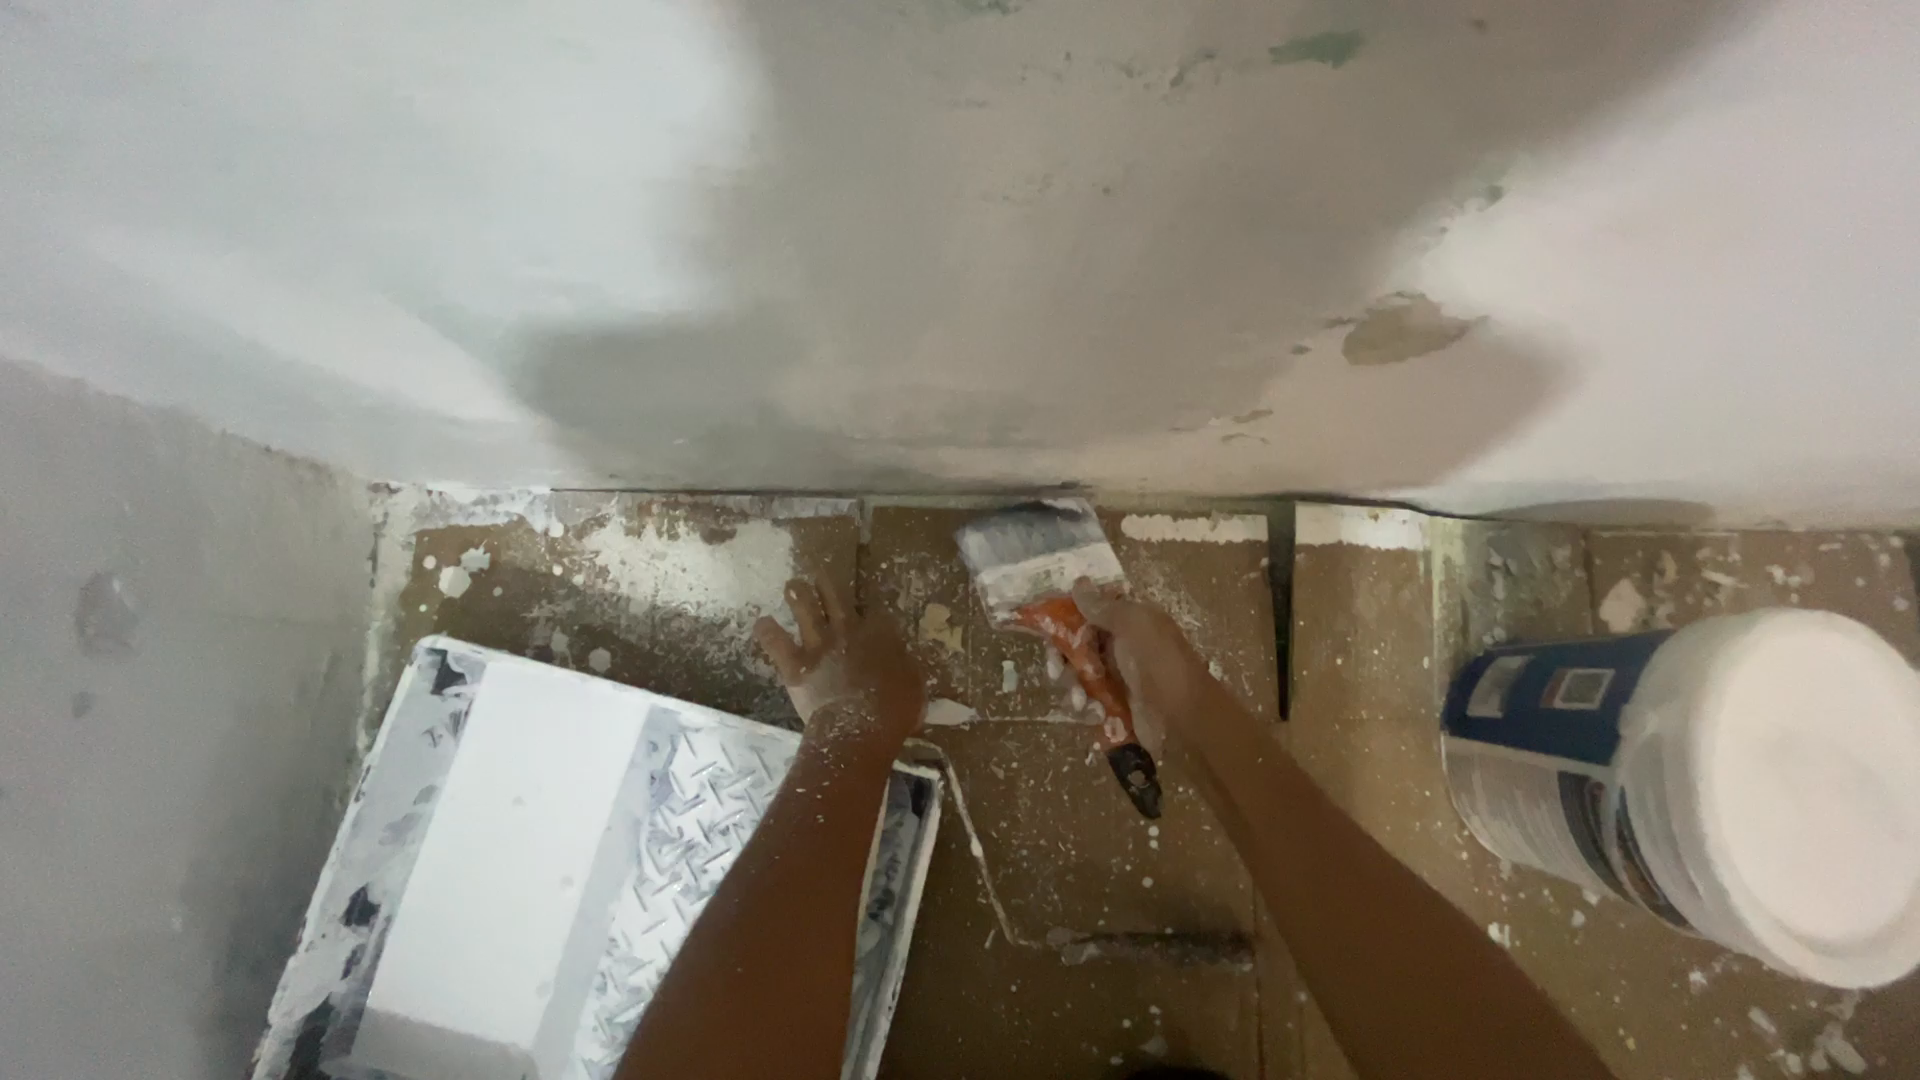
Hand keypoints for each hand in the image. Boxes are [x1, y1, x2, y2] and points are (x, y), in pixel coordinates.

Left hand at [753, 578, 926, 740]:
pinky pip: (776, 642)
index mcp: (879, 634)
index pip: (876, 612)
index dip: (871, 610)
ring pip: (806, 609)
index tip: (870, 612)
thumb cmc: (895, 710)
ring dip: (798, 594)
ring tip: (792, 585)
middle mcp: (847, 631)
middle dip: (827, 584)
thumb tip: (900, 658)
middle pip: (837, 598)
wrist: (860, 728)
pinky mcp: (795, 664)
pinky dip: (768, 631)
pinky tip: (762, 622)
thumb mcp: (914, 683)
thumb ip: (905, 665)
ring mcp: (819, 645)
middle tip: (819, 573)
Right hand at [1070, 579, 1213, 739]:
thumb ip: (1104, 606)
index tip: (1044, 624)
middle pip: (1077, 642)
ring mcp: (1118, 674)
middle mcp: (1121, 644)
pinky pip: (1088, 698)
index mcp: (1129, 619)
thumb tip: (1079, 582)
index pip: (1089, 609)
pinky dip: (1085, 705)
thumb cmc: (1160, 663)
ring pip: (1078, 672)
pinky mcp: (1115, 702)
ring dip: (1073, 685)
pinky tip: (1092, 712)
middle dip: (1062, 655)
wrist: (1185, 717)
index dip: (1065, 615)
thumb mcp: (1133, 625)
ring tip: (1079, 700)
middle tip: (1055, 669)